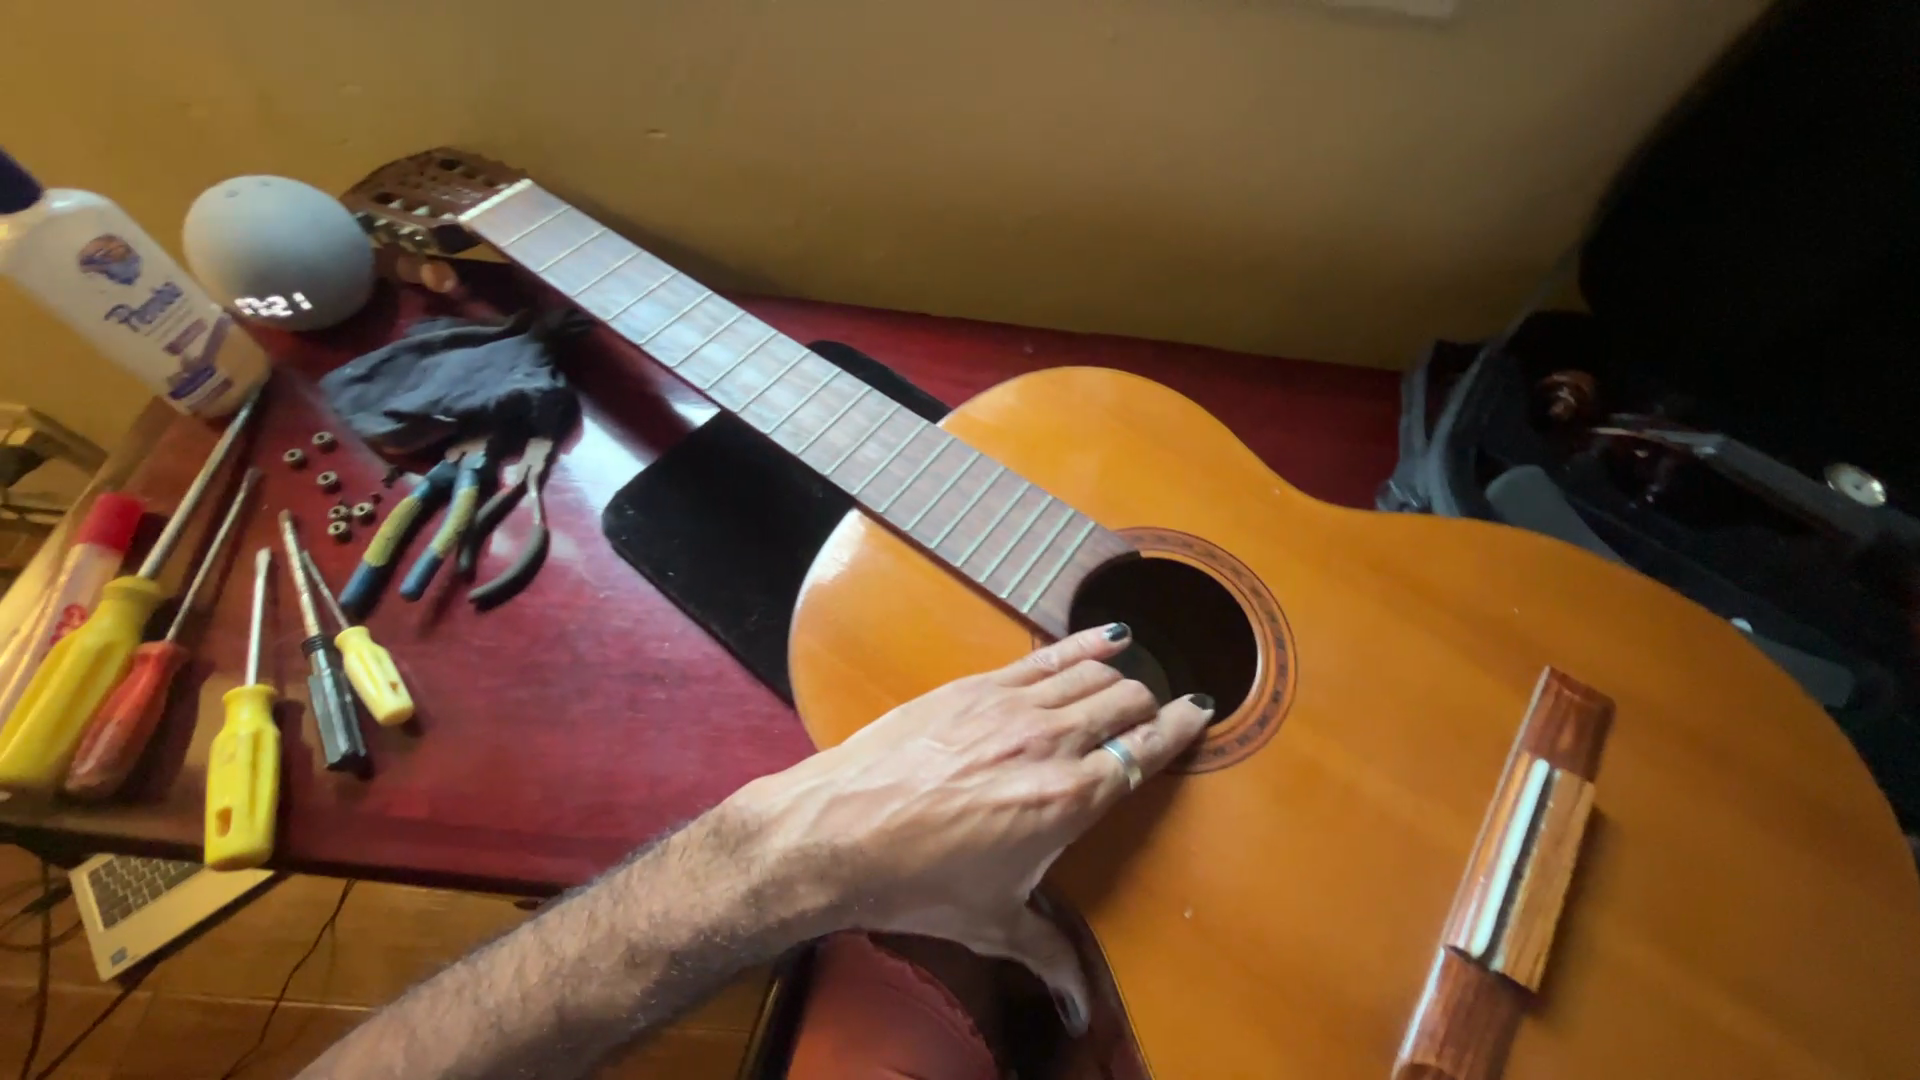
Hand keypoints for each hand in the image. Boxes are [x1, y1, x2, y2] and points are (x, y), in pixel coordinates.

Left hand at [728, 622, 1213, 1031]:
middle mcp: (1051, 742)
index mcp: (1069, 800)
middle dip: (1148, 705)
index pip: (1144, 752)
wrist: (839, 829)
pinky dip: (1082, 644)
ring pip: (1090, 673)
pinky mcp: (977, 686)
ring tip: (1130, 678)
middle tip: (1153, 713)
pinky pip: (1045, 655)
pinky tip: (1104, 637)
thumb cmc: (918, 881)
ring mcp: (1012, 706)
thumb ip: (1051, 953)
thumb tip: (1083, 1006)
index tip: (1201, 712)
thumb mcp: (993, 921)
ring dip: (1119, 675)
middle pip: (1124, 703)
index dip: (1181, 728)